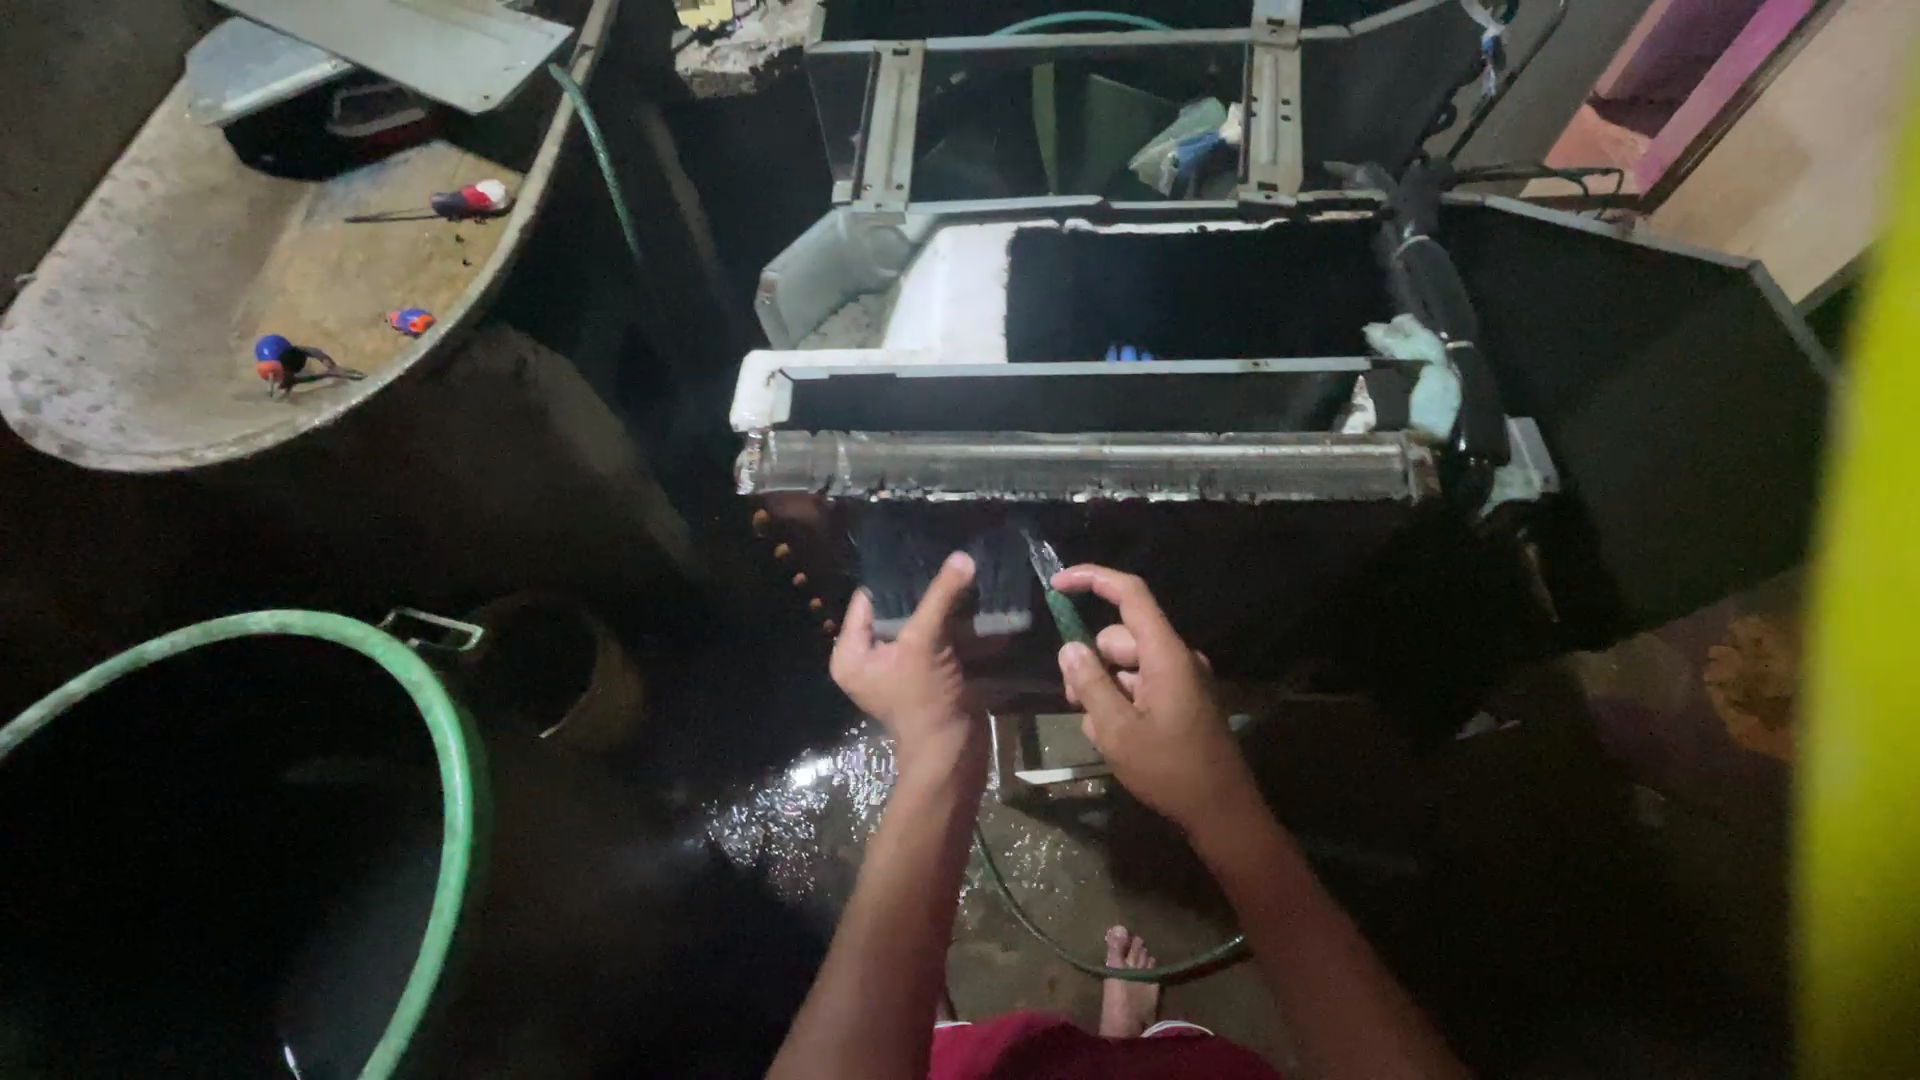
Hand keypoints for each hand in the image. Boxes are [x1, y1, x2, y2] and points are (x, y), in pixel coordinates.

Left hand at [832, 551, 982, 770]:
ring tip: (959, 573)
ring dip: (938, 605)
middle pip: (892, 610)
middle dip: (919, 590)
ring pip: (916, 622)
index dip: (892, 580)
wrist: (953, 751)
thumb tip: (962, 557)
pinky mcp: (923, 673)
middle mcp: (868, 659)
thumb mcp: (926, 642)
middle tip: (943, 560)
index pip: (866, 601)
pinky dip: (949, 623)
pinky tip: (969, 600)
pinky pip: (933, 638)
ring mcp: (897, 667)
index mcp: (850, 654)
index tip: (917, 554)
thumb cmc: (925, 699)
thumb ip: (941, 598)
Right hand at [1052, 565, 1256, 833]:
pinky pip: (1141, 687)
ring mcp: (1182, 680)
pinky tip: (1118, 740)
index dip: (1093, 580)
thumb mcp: (1117, 730)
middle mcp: (1177, 659)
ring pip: (1125, 667)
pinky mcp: (1183, 701)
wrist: (1222, 814)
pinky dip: (1122, 704)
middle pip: (1120, 639)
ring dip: (1104, 691)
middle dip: (1090, 663)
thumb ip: (1090, 684)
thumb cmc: (1170, 770)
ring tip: (1101, 733)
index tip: (1058, 584)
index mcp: (1167, 655)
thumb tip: (1070, 648)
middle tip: (1073, 701)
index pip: (1131, 595)